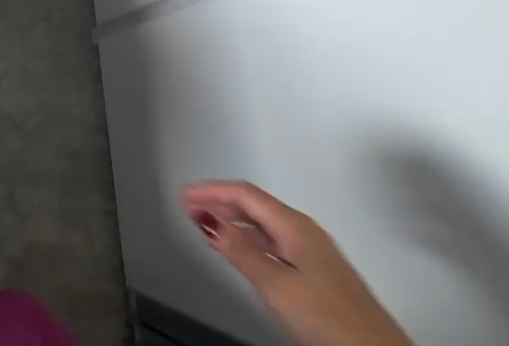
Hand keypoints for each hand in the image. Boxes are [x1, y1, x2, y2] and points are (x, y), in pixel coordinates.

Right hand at [180, 181, 410, 345]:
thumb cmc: (326, 318)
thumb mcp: (276, 285)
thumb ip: (241, 251)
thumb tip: (207, 218)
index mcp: (294, 226)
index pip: (246, 194)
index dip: (212, 190)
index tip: (182, 193)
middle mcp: (303, 231)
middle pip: (254, 205)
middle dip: (219, 202)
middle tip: (186, 206)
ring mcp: (312, 252)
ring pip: (263, 224)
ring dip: (232, 220)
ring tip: (203, 224)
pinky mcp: (316, 273)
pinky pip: (272, 242)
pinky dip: (247, 239)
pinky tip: (238, 250)